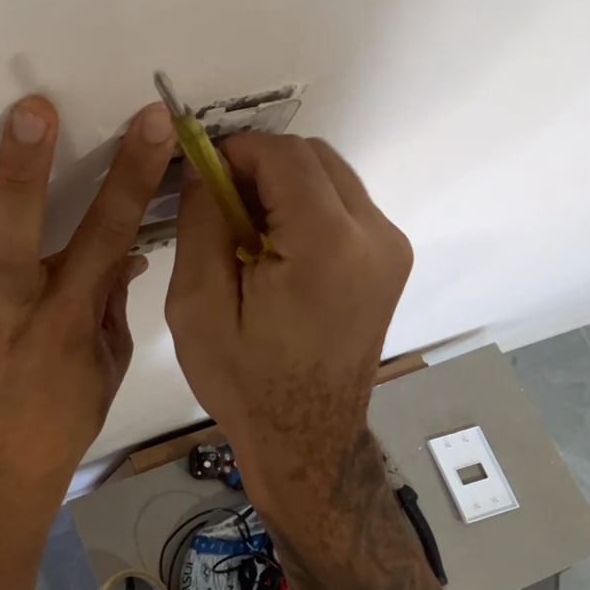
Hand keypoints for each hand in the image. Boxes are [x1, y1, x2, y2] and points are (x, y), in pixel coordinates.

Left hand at [0, 96, 175, 494]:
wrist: (11, 466)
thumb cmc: (67, 410)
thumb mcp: (109, 357)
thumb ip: (110, 297)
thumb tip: (125, 247)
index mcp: (68, 319)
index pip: (106, 240)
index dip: (131, 180)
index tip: (149, 123)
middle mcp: (13, 319)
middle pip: (17, 247)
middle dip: (25, 180)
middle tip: (29, 114)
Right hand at [164, 133, 411, 489]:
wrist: (304, 438)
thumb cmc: (244, 382)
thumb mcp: (198, 305)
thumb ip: (201, 223)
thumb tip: (202, 168)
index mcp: (328, 246)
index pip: (284, 155)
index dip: (236, 151)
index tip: (199, 173)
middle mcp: (375, 236)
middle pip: (313, 157)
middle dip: (259, 167)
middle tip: (216, 206)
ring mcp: (391, 248)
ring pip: (331, 176)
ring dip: (283, 186)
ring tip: (243, 232)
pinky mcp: (391, 261)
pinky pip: (344, 205)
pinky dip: (305, 208)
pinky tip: (274, 249)